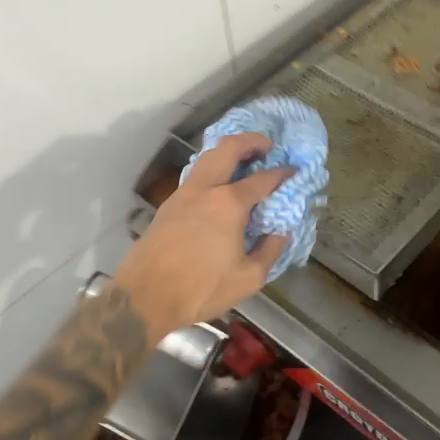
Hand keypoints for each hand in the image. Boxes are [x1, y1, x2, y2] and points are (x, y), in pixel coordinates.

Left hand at [113, 133, 292, 340]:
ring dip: (228, 152)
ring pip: (207, 158)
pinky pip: (195, 174)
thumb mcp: (248, 278)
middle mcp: (206, 189)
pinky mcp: (169, 205)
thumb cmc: (200, 289)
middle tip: (267, 147)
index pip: (263, 179)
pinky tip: (219, 186)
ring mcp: (183, 194)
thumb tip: (281, 232)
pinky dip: (212, 169)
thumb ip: (270, 250)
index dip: (282, 173)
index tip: (294, 171)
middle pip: (229, 148)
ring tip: (244, 161)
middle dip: (251, 141)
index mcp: (229, 204)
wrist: (145, 298)